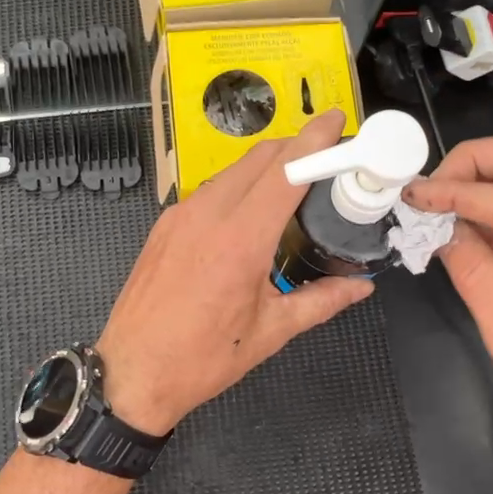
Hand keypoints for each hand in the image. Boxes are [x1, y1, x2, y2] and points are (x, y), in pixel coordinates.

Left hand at [99, 111, 373, 433]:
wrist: (131, 374)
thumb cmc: (201, 358)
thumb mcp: (271, 331)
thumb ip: (322, 300)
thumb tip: (361, 287)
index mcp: (240, 240)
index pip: (286, 171)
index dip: (316, 140)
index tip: (337, 120)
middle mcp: (208, 215)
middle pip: (260, 157)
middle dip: (297, 145)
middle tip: (328, 153)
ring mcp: (181, 215)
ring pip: (233, 170)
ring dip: (268, 164)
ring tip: (295, 181)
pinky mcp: (165, 224)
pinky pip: (211, 189)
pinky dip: (240, 185)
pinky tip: (253, 208)